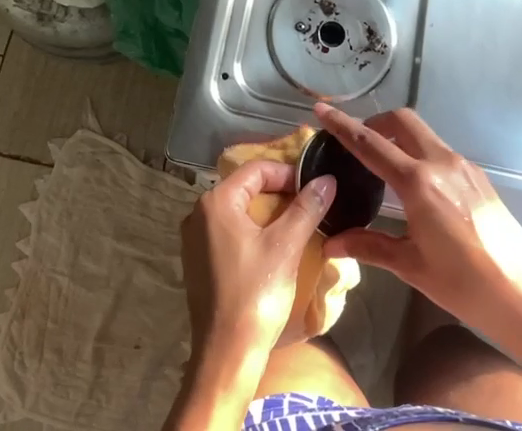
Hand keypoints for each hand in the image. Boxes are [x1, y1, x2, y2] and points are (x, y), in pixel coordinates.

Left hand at [179, 159, 336, 359]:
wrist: (226, 353)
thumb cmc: (256, 293)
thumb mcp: (286, 246)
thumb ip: (306, 208)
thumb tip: (327, 179)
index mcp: (216, 202)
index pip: (255, 169)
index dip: (288, 173)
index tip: (314, 187)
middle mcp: (198, 214)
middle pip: (245, 188)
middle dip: (280, 193)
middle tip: (310, 206)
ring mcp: (195, 239)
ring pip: (238, 211)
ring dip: (268, 213)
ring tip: (297, 225)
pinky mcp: (198, 261)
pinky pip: (230, 232)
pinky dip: (253, 232)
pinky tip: (274, 248)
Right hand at [315, 103, 521, 336]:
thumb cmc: (464, 285)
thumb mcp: (411, 265)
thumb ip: (369, 246)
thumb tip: (331, 243)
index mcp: (419, 183)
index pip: (370, 144)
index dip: (342, 125)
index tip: (321, 109)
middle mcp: (442, 163)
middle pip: (402, 121)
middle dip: (375, 122)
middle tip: (355, 141)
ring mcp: (465, 168)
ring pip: (424, 134)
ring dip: (398, 136)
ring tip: (381, 163)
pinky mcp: (479, 179)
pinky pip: (441, 152)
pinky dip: (419, 153)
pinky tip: (413, 184)